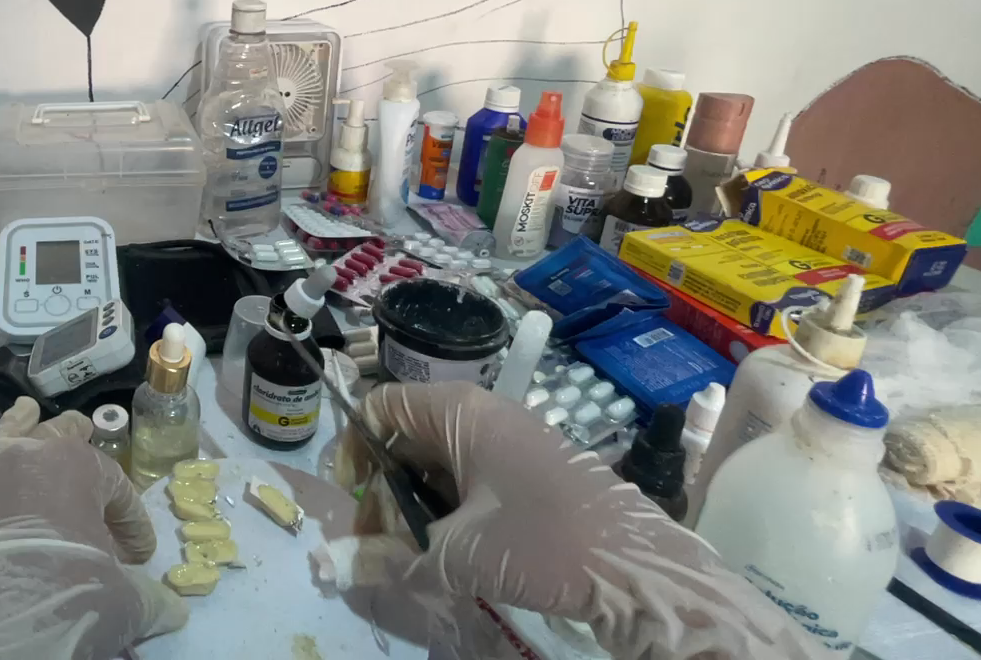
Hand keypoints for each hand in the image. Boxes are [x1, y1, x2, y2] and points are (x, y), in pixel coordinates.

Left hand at [0, 397, 186, 659]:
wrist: (0, 623)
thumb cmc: (71, 594)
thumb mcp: (123, 599)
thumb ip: (146, 596)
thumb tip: (170, 610)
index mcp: (77, 468)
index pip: (112, 486)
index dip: (130, 518)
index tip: (140, 552)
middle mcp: (29, 458)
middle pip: (57, 438)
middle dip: (75, 434)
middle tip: (85, 428)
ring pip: (3, 436)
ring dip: (17, 421)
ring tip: (25, 408)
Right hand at [336, 381, 819, 659]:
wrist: (652, 574)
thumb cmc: (545, 542)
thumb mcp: (461, 555)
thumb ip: (390, 559)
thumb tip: (328, 568)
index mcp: (457, 409)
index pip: (380, 406)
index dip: (355, 447)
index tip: (354, 498)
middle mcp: (480, 413)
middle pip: (407, 437)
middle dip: (386, 489)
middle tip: (382, 542)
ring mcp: (511, 441)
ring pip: (439, 462)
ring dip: (417, 506)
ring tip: (418, 555)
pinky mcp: (532, 471)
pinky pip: (472, 478)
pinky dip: (452, 511)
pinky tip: (456, 553)